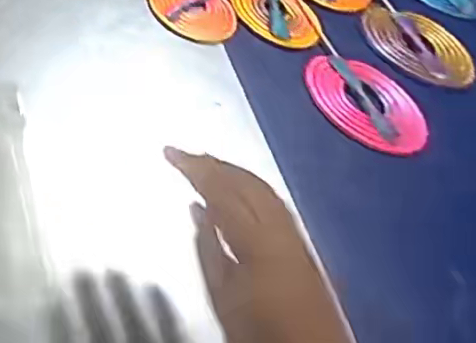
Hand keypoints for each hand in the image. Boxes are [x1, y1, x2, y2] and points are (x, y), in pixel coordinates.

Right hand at [164, 147, 350, 342]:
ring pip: (260, 186)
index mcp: (258, 240)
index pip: (219, 188)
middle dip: (212, 163)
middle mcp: (281, 229)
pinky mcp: (305, 247)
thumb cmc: (262, 337)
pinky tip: (238, 189)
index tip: (170, 151)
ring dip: (231, 171)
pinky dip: (250, 185)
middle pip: (243, 181)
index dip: (192, 165)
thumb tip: (196, 209)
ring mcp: (297, 237)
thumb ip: (207, 250)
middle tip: (184, 155)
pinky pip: (273, 200)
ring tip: (207, 164)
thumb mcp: (223, 302)